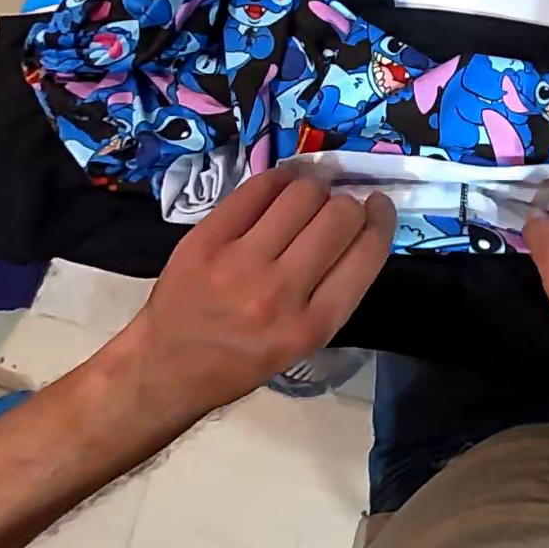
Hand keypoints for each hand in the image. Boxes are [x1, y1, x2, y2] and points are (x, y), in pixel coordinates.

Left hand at [106, 169, 395, 420]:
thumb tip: (363, 223)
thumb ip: (338, 286)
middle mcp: (279, 293)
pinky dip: (280, 178)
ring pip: (303, 193)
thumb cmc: (245, 358)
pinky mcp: (206, 239)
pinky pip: (258, 188)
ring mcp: (239, 263)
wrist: (167, 368)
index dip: (381, 218)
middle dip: (350, 202)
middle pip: (340, 215)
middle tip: (341, 205)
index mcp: (311, 326)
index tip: (379, 206)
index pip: (367, 252)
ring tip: (311, 194)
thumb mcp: (305, 341)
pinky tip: (283, 185)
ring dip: (317, 186)